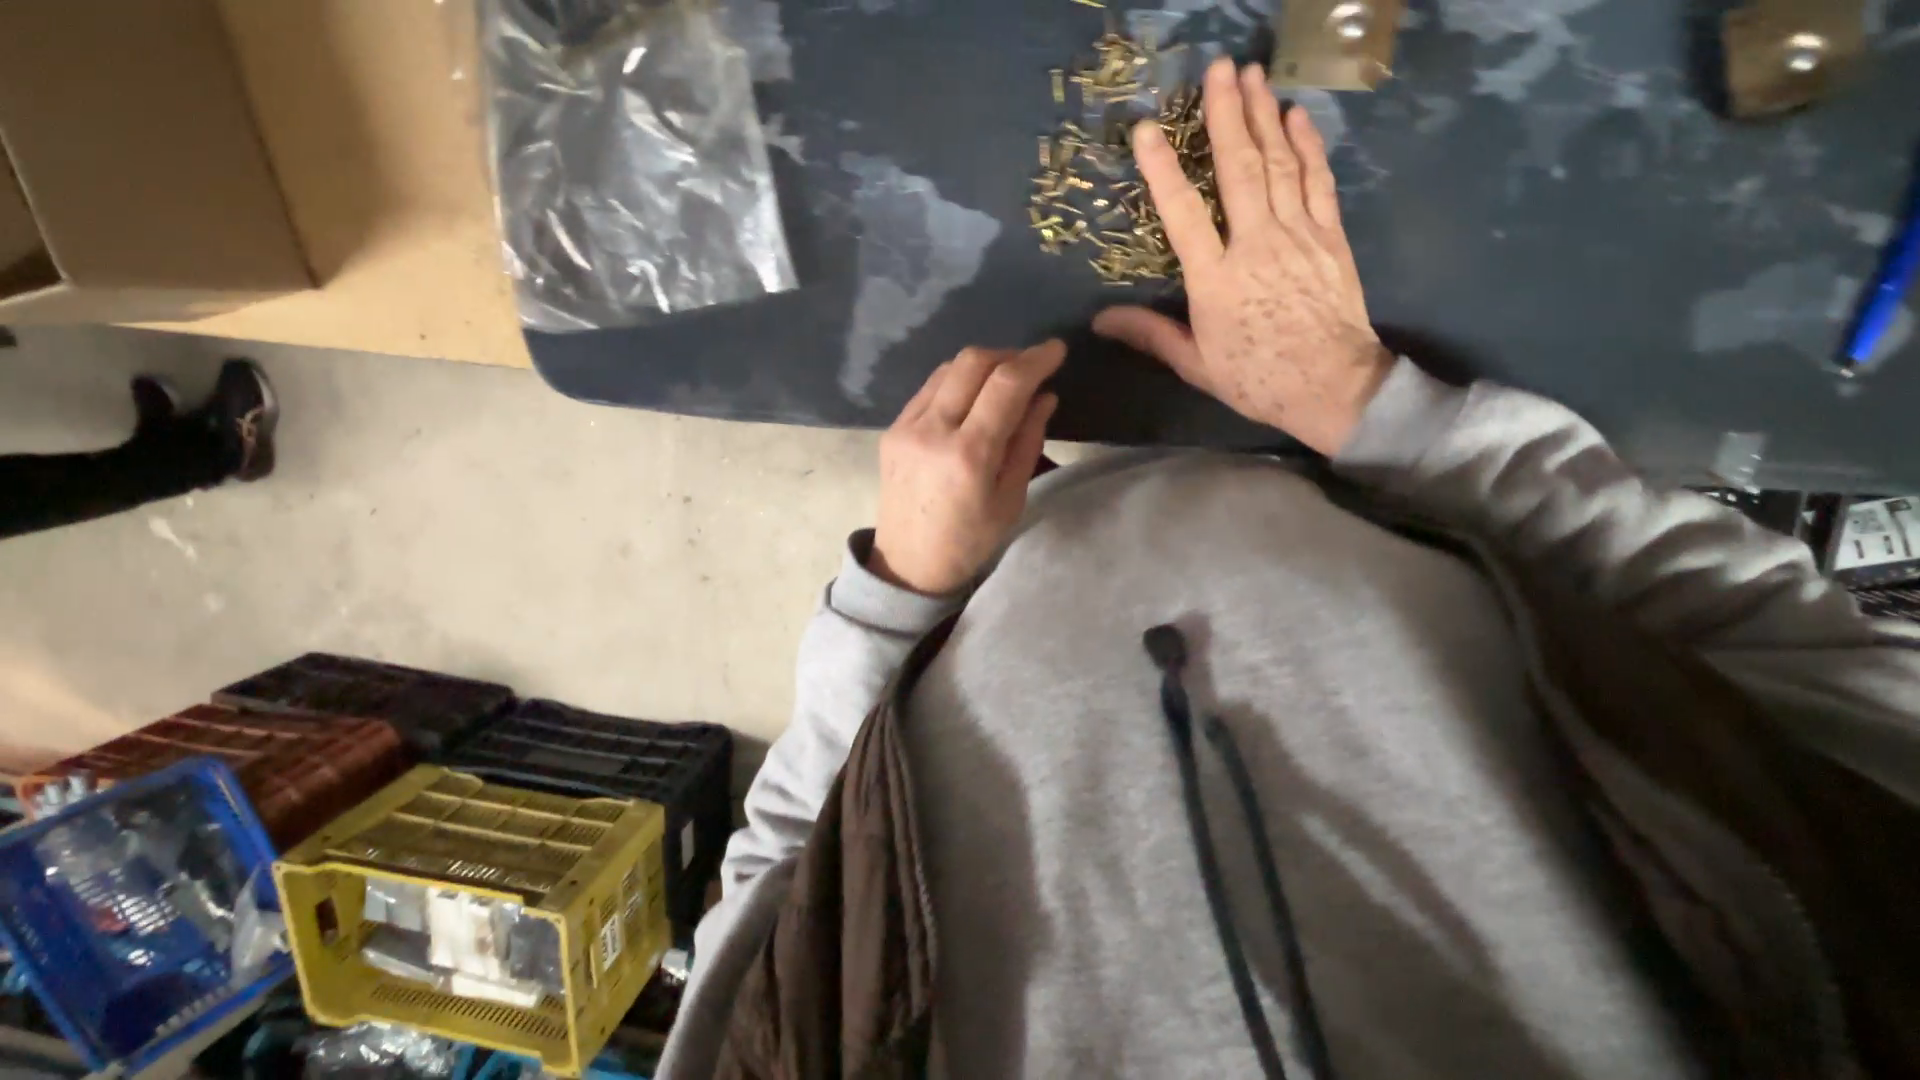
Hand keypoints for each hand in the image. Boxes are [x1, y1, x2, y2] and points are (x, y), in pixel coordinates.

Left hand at [870, 341, 1063, 594]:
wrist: (908, 564)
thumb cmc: (969, 541)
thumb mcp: (1010, 499)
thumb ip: (1027, 442)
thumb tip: (1043, 396)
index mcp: (968, 455)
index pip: (1006, 385)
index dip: (1036, 360)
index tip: (1056, 350)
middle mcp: (932, 431)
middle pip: (972, 362)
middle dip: (1008, 354)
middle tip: (1031, 366)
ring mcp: (906, 427)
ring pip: (947, 368)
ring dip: (981, 364)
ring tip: (1004, 379)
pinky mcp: (892, 429)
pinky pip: (929, 388)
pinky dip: (956, 381)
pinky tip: (972, 396)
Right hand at [1093, 58, 1392, 456]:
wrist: (1333, 387)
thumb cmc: (1257, 379)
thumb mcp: (1196, 363)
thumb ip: (1150, 333)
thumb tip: (1100, 319)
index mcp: (1216, 280)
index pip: (1183, 214)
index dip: (1163, 170)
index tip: (1147, 131)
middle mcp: (1255, 245)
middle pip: (1238, 169)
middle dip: (1226, 116)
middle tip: (1218, 69)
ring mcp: (1298, 235)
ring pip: (1278, 165)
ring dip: (1263, 116)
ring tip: (1252, 75)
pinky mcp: (1330, 236)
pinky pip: (1317, 181)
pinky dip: (1307, 146)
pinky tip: (1296, 116)